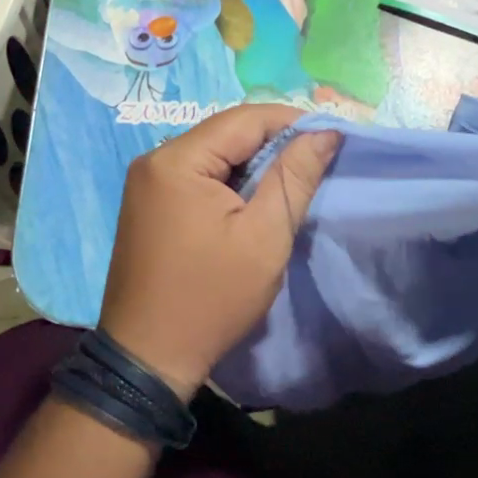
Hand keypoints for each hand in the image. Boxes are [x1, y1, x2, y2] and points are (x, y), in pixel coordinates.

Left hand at [98, 105, 339, 399]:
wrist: (147, 359)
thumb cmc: (211, 298)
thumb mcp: (265, 236)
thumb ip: (295, 177)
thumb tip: (325, 132)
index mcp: (177, 160)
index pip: (245, 119)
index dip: (293, 122)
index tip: (332, 138)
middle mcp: (154, 159)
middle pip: (226, 132)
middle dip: (274, 142)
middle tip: (317, 161)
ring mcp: (146, 182)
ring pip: (213, 153)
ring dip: (253, 163)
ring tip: (292, 180)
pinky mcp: (147, 204)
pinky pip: (196, 175)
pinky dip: (229, 181)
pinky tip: (254, 199)